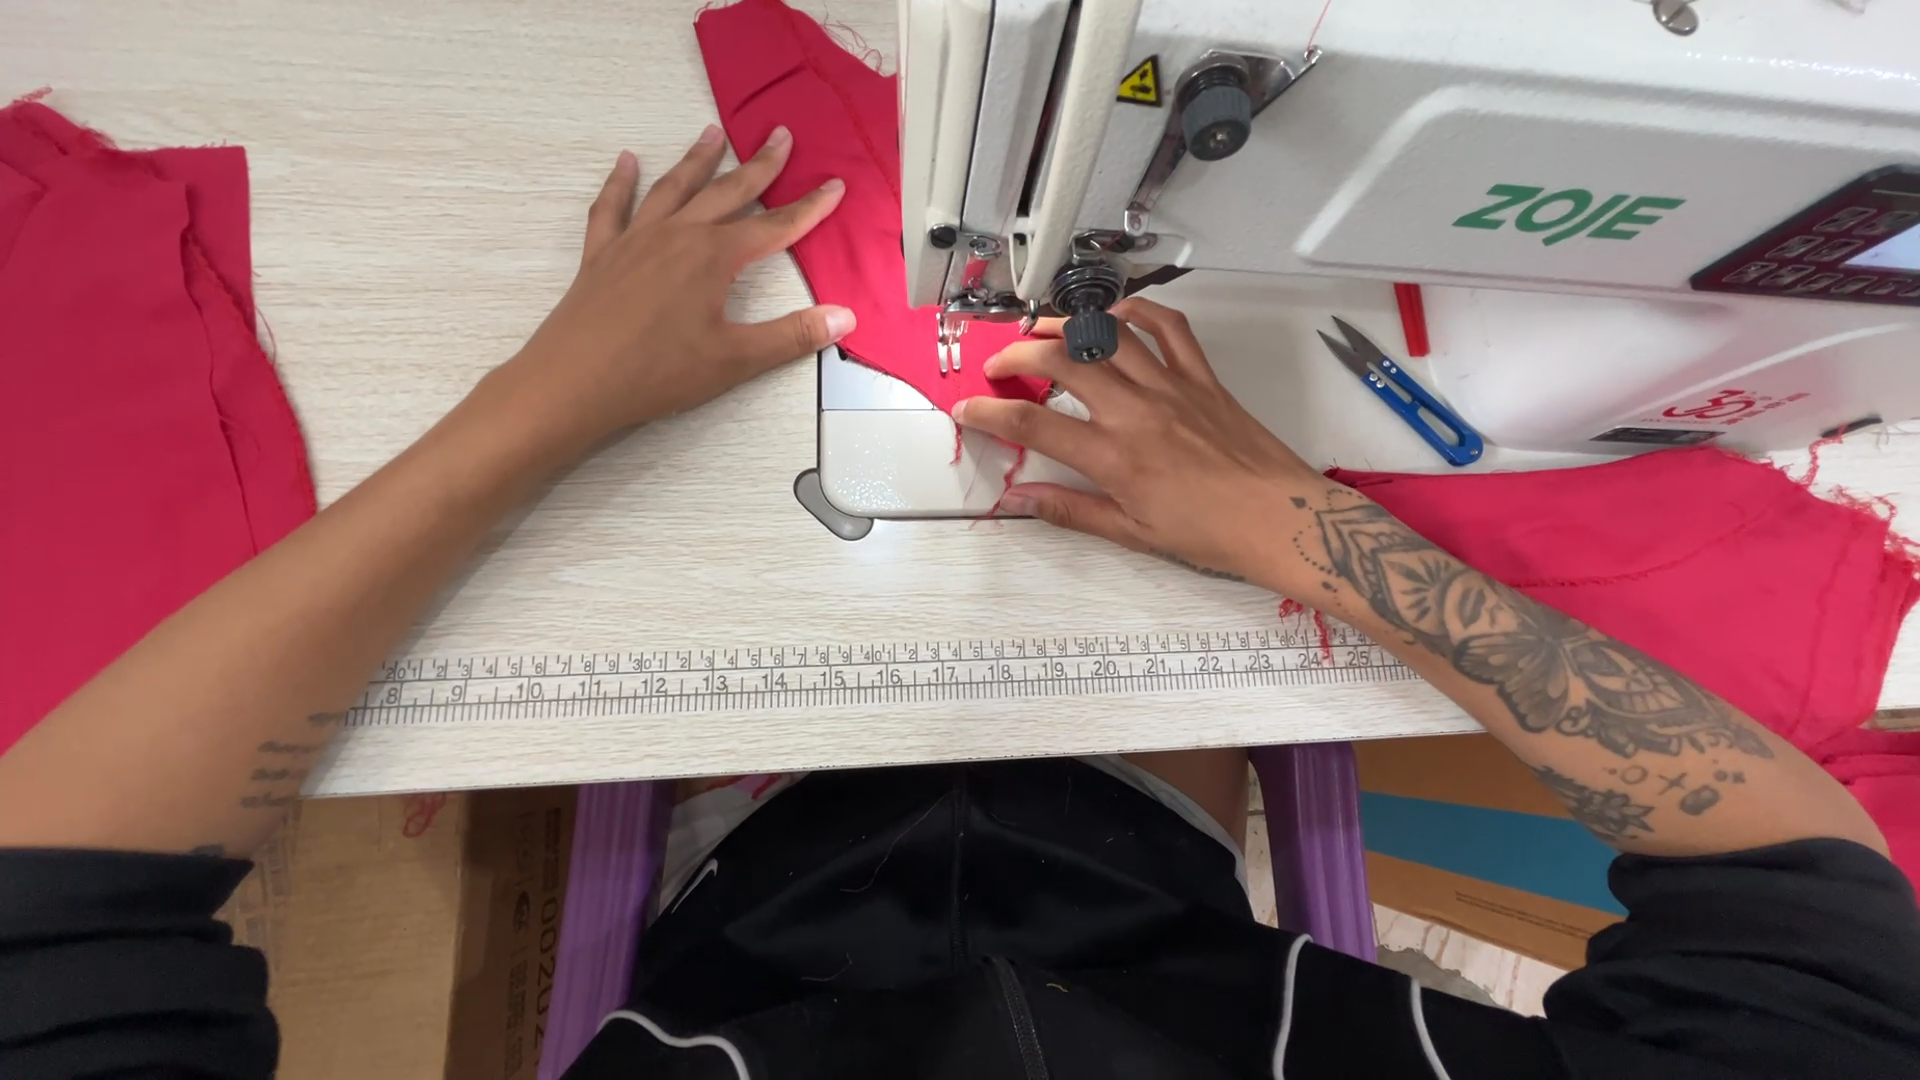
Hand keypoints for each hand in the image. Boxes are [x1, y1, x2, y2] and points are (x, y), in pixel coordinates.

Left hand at [505, 124, 853, 449]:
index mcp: (713, 258)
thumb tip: (843, 317)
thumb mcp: (737, 359)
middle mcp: (677, 236)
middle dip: (759, 165)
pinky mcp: (602, 254)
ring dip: (697, 161)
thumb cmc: (658, 372)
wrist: (576, 381)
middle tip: (780, 136)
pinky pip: (612, 207)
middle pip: (727, 193)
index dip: (809, 209)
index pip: (775, 228)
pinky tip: (627, 162)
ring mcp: (636, 241)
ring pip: (673, 189)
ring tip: (713, 132)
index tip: (833, 186)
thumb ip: (792, 335)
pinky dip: (621, 182)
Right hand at [953, 298, 1350, 589]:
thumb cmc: (1209, 533)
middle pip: (1062, 362)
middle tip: (998, 364)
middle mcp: (1137, 412)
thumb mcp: (1131, 533)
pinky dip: (1140, 314)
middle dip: (1017, 354)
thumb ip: (1071, 510)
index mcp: (1115, 457)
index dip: (989, 412)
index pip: (1033, 424)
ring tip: (1039, 329)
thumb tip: (1021, 501)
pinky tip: (1117, 317)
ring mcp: (1172, 388)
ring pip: (1107, 337)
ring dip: (1066, 326)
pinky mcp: (1202, 378)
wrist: (1279, 518)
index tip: (967, 409)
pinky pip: (1170, 330)